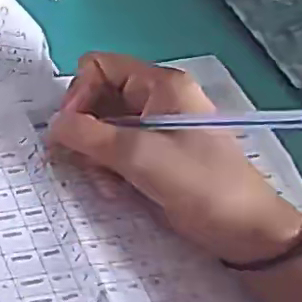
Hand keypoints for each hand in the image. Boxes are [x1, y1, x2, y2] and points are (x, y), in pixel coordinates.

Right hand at [46, 53, 301, 264]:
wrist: (248, 234)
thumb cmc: (200, 184)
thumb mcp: (137, 155)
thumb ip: (87, 135)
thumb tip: (53, 126)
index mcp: (159, 85)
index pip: (98, 67)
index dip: (78, 93)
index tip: (72, 128)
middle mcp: (155, 99)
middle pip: (96, 99)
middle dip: (85, 131)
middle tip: (86, 161)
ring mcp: (155, 128)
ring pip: (101, 128)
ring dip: (95, 156)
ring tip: (107, 183)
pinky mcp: (154, 155)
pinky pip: (114, 150)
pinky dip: (107, 168)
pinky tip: (117, 190)